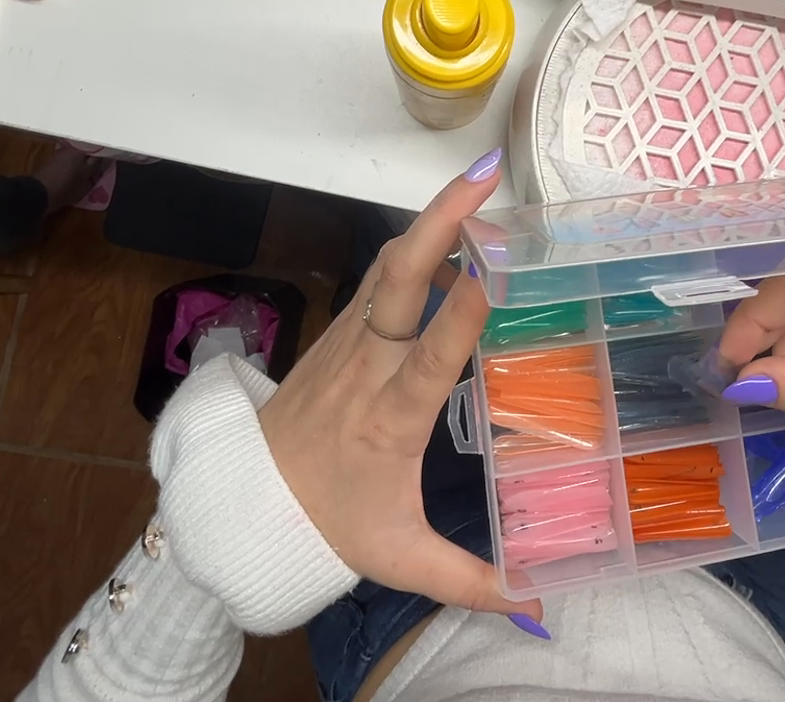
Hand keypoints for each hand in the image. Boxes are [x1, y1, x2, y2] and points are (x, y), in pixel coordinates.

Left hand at [258, 149, 544, 628]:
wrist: (246, 500)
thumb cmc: (326, 522)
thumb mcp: (397, 556)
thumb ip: (469, 581)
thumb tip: (538, 608)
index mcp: (389, 419)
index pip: (428, 359)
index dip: (461, 314)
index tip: (496, 269)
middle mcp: (368, 365)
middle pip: (401, 282)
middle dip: (443, 222)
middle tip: (486, 177)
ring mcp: (349, 339)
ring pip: (389, 266)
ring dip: (430, 220)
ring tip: (475, 183)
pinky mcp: (340, 329)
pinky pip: (380, 275)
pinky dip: (414, 242)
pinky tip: (446, 226)